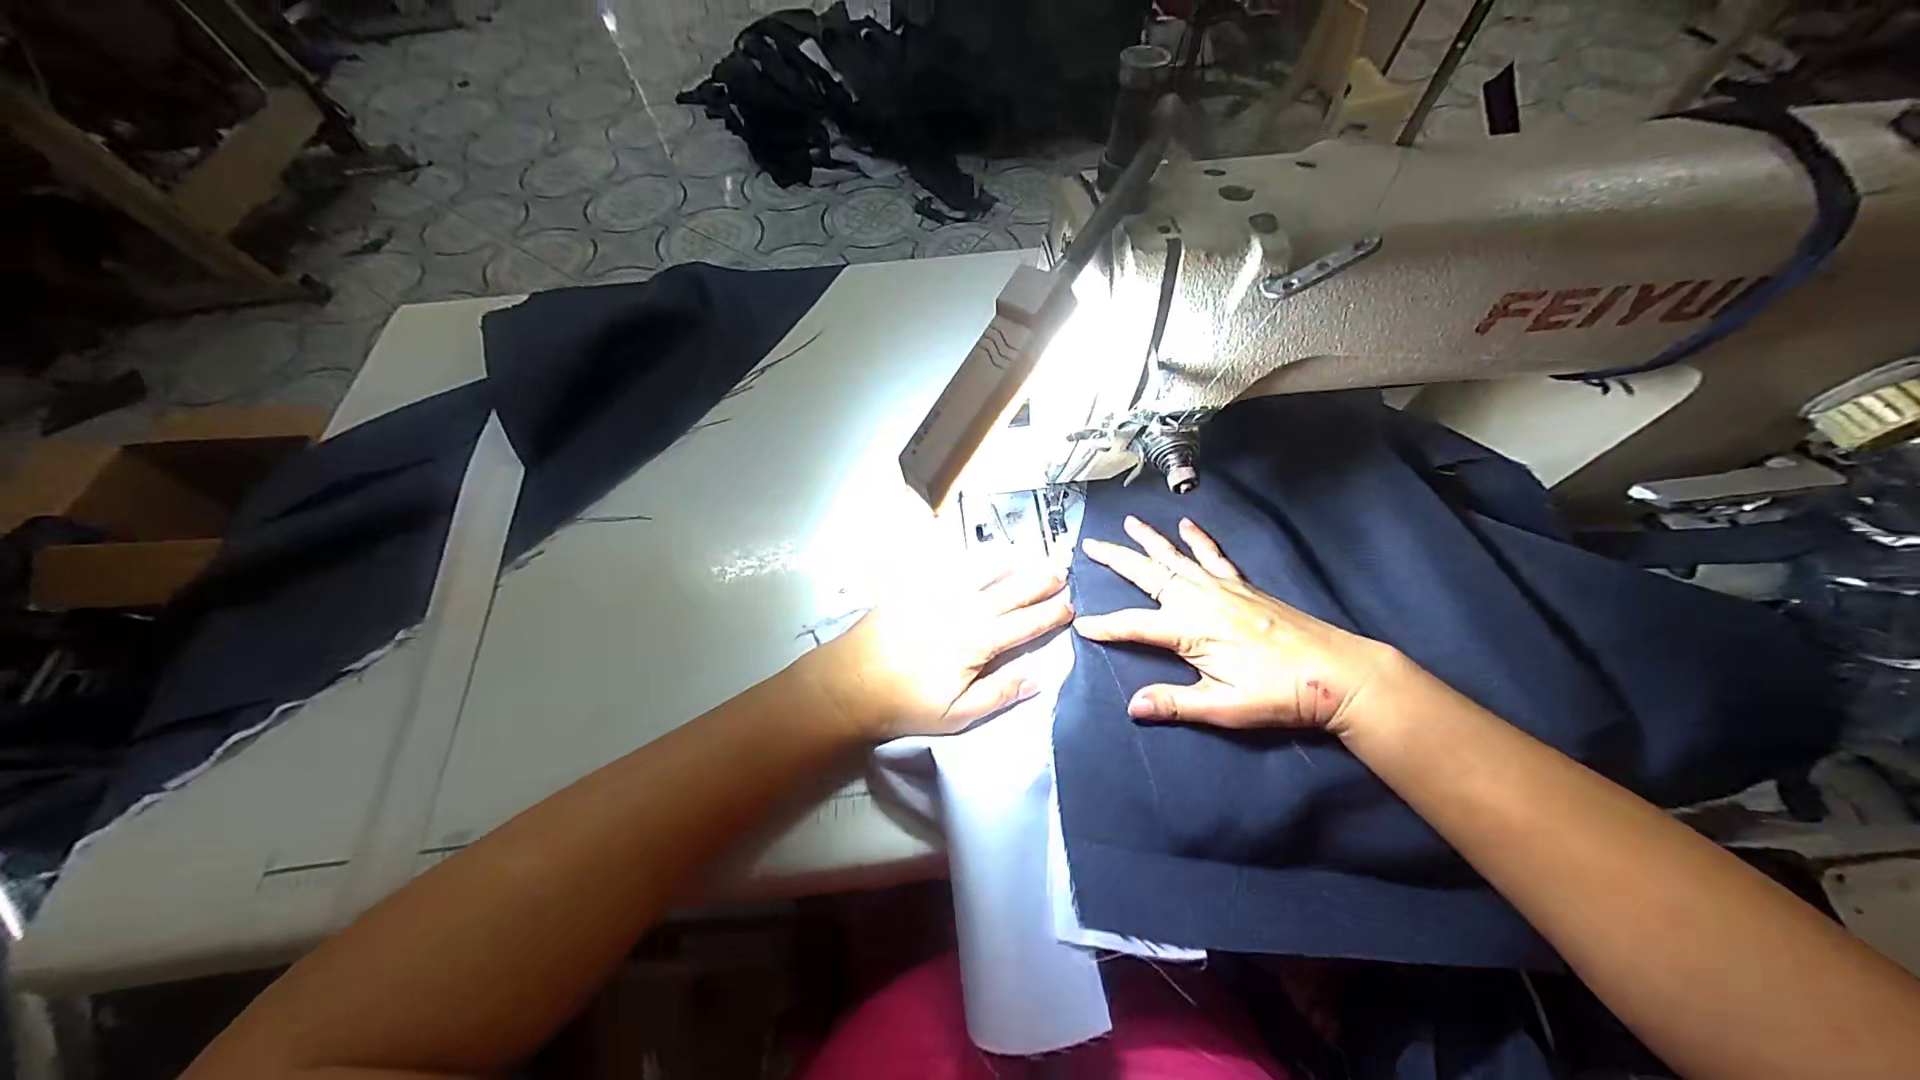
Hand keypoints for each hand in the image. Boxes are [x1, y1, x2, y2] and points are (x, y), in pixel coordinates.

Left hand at [807, 562, 1073, 740]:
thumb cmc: (906, 704)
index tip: (1069, 607)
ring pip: (984, 574)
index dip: (1050, 615)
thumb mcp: (957, 715)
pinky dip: (974, 559)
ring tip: (1033, 557)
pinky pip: (952, 567)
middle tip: (1061, 572)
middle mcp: (964, 612)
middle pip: (1010, 592)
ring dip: (1013, 565)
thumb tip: (1038, 677)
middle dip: (1039, 582)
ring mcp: (939, 596)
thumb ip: (999, 694)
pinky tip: (984, 555)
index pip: (1025, 625)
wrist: (852, 682)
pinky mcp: (917, 589)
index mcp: (977, 643)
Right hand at [1073, 516, 1409, 734]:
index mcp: (1191, 630)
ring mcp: (1224, 588)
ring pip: (1177, 557)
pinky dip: (1199, 539)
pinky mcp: (1243, 586)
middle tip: (1090, 544)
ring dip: (1150, 540)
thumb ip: (1175, 703)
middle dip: (1116, 559)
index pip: (1134, 625)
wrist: (1338, 673)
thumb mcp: (1224, 706)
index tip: (1080, 624)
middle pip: (1149, 574)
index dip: (1105, 626)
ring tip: (1129, 523)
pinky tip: (1187, 525)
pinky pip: (1214, 555)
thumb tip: (1133, 706)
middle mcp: (1202, 600)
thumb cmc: (1282, 694)